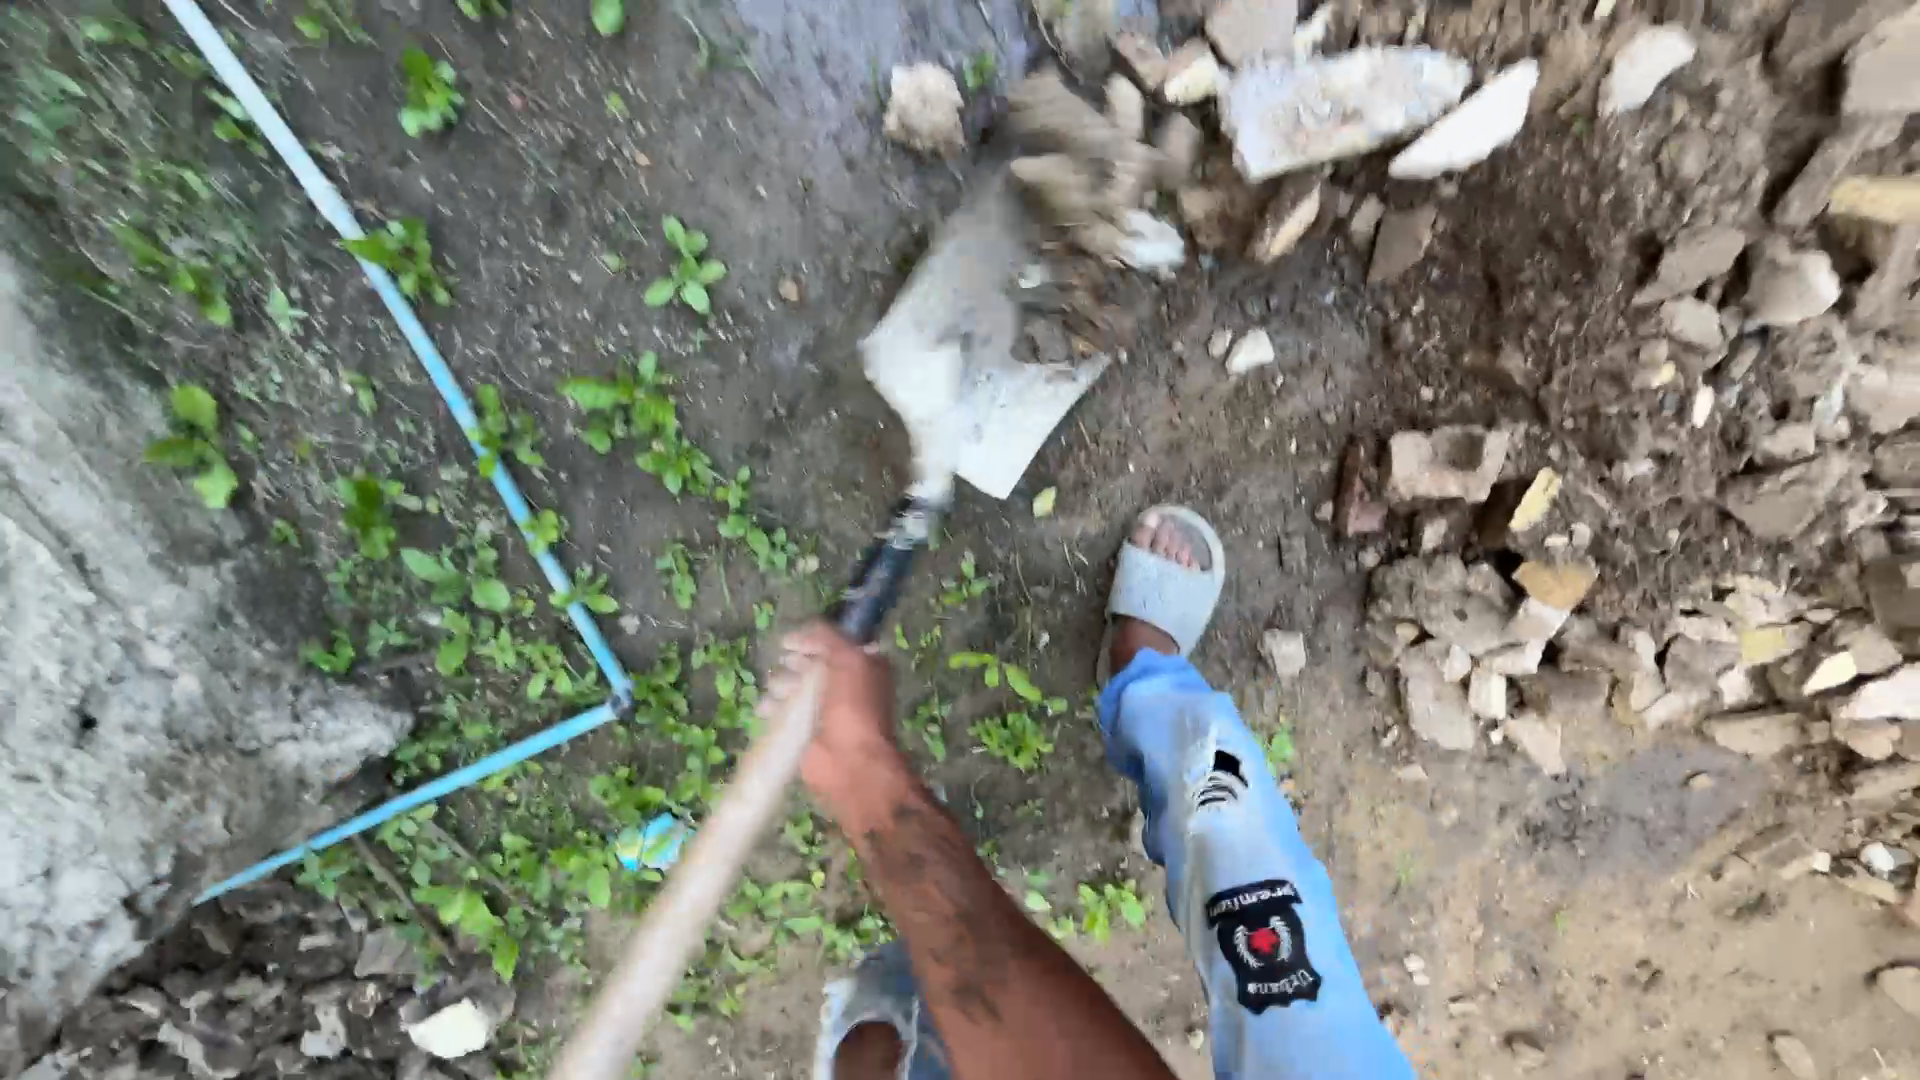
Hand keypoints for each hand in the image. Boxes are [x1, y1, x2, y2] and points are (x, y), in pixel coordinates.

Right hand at [762, 621, 907, 818]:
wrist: (850, 760)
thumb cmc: (854, 705)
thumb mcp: (848, 659)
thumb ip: (828, 637)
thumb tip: (803, 631)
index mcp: (866, 665)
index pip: (835, 643)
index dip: (813, 640)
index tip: (790, 642)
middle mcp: (848, 684)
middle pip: (813, 664)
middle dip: (796, 663)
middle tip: (785, 665)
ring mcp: (827, 709)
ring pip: (797, 686)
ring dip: (782, 684)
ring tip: (778, 690)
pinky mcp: (808, 730)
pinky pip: (786, 711)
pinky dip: (774, 707)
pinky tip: (766, 708)